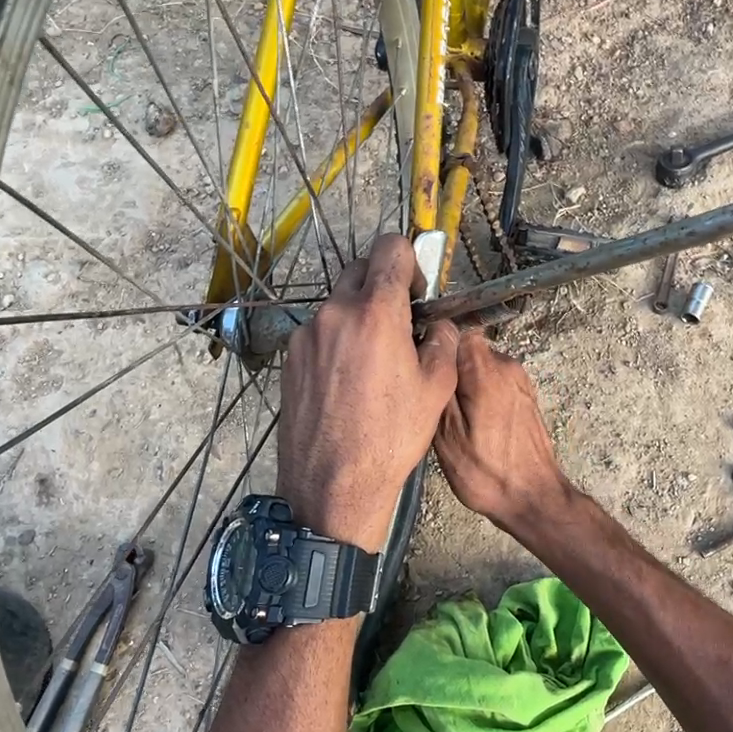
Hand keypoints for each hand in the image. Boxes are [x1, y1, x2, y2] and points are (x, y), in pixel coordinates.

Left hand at [278, 235, 458, 553]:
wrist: (333, 483)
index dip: (409, 260)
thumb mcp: (436, 388)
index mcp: (375, 312)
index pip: (390, 248)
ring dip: (359, 317)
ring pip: (338, 305)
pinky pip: (320, 334)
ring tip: (374, 364)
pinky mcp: (291, 359)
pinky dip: (337, 342)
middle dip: (382, 286)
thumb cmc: (390, 438)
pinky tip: (349, 382)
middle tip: (400, 325)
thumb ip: (442, 341)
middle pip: (360, 270)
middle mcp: (335, 313)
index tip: (416, 290)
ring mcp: (307, 335)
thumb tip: (439, 325)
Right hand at [434, 331, 575, 531]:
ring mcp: (520, 381)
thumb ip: (440, 389)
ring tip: (453, 418)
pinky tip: (472, 425)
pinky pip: (494, 383)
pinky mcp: (524, 396)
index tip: (424, 370)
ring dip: (465, 387)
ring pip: (480, 367)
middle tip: (435, 402)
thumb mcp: (447, 435)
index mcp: (486, 371)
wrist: (533, 498)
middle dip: (450, 370)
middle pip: (468, 349)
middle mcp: (508, 366)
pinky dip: (480, 397)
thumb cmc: (487, 473)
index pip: (456, 332)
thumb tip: (431, 355)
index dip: (436, 347)